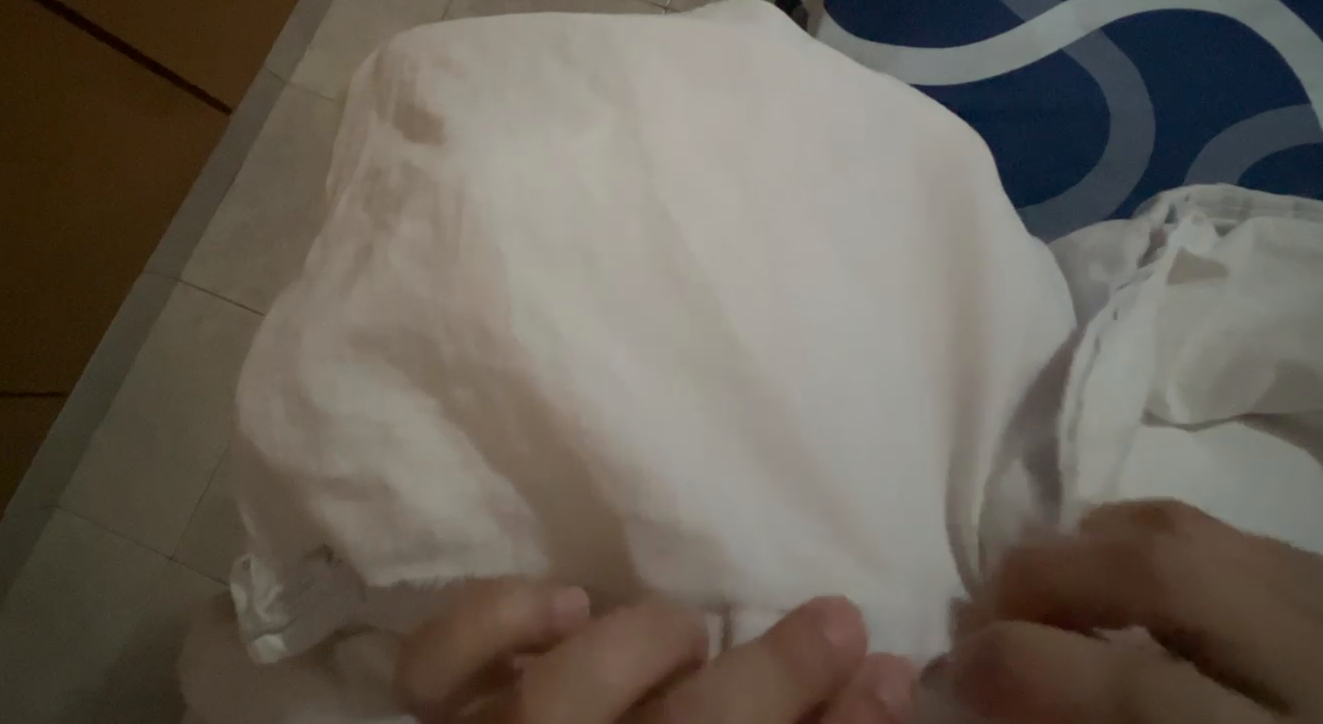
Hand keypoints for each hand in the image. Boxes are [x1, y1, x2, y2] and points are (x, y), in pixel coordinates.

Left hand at [394, 579, 918, 723]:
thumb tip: (877, 683)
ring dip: (642, 652)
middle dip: (769, 682)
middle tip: (839, 622)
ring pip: (550, 703)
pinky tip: (567, 608)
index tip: (885, 671)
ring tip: (687, 632)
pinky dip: (496, 622)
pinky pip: (437, 665)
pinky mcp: (441, 715)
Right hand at [948, 500, 1322, 722]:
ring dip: (1084, 545)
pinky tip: (1115, 573)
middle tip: (986, 609)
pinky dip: (1139, 535)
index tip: (955, 669)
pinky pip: (1209, 525)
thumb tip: (962, 674)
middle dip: (1045, 577)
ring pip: (1184, 527)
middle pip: (1164, 574)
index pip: (1134, 691)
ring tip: (1041, 585)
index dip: (1019, 666)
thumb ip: (1060, 720)